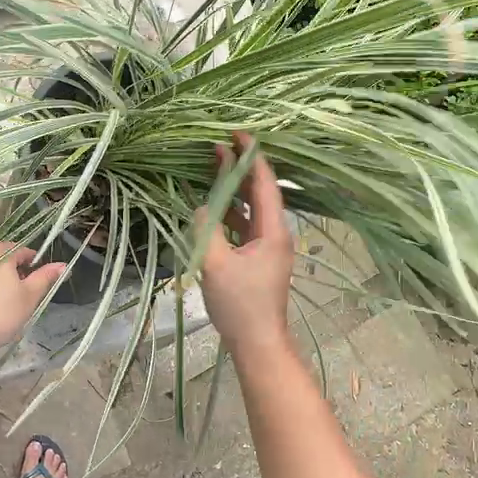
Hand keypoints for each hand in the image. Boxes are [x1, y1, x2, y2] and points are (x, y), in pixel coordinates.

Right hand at [197, 132, 293, 355]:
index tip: (237, 134)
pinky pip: (245, 226)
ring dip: (233, 190)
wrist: (257, 342)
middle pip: (259, 192)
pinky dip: (230, 212)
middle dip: (240, 168)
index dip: (252, 157)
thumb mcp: (216, 265)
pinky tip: (212, 206)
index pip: (265, 183)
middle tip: (217, 146)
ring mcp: (268, 247)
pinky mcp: (258, 259)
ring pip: (251, 209)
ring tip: (212, 169)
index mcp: (273, 231)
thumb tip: (201, 207)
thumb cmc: (240, 305)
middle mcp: (275, 234)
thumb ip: (207, 231)